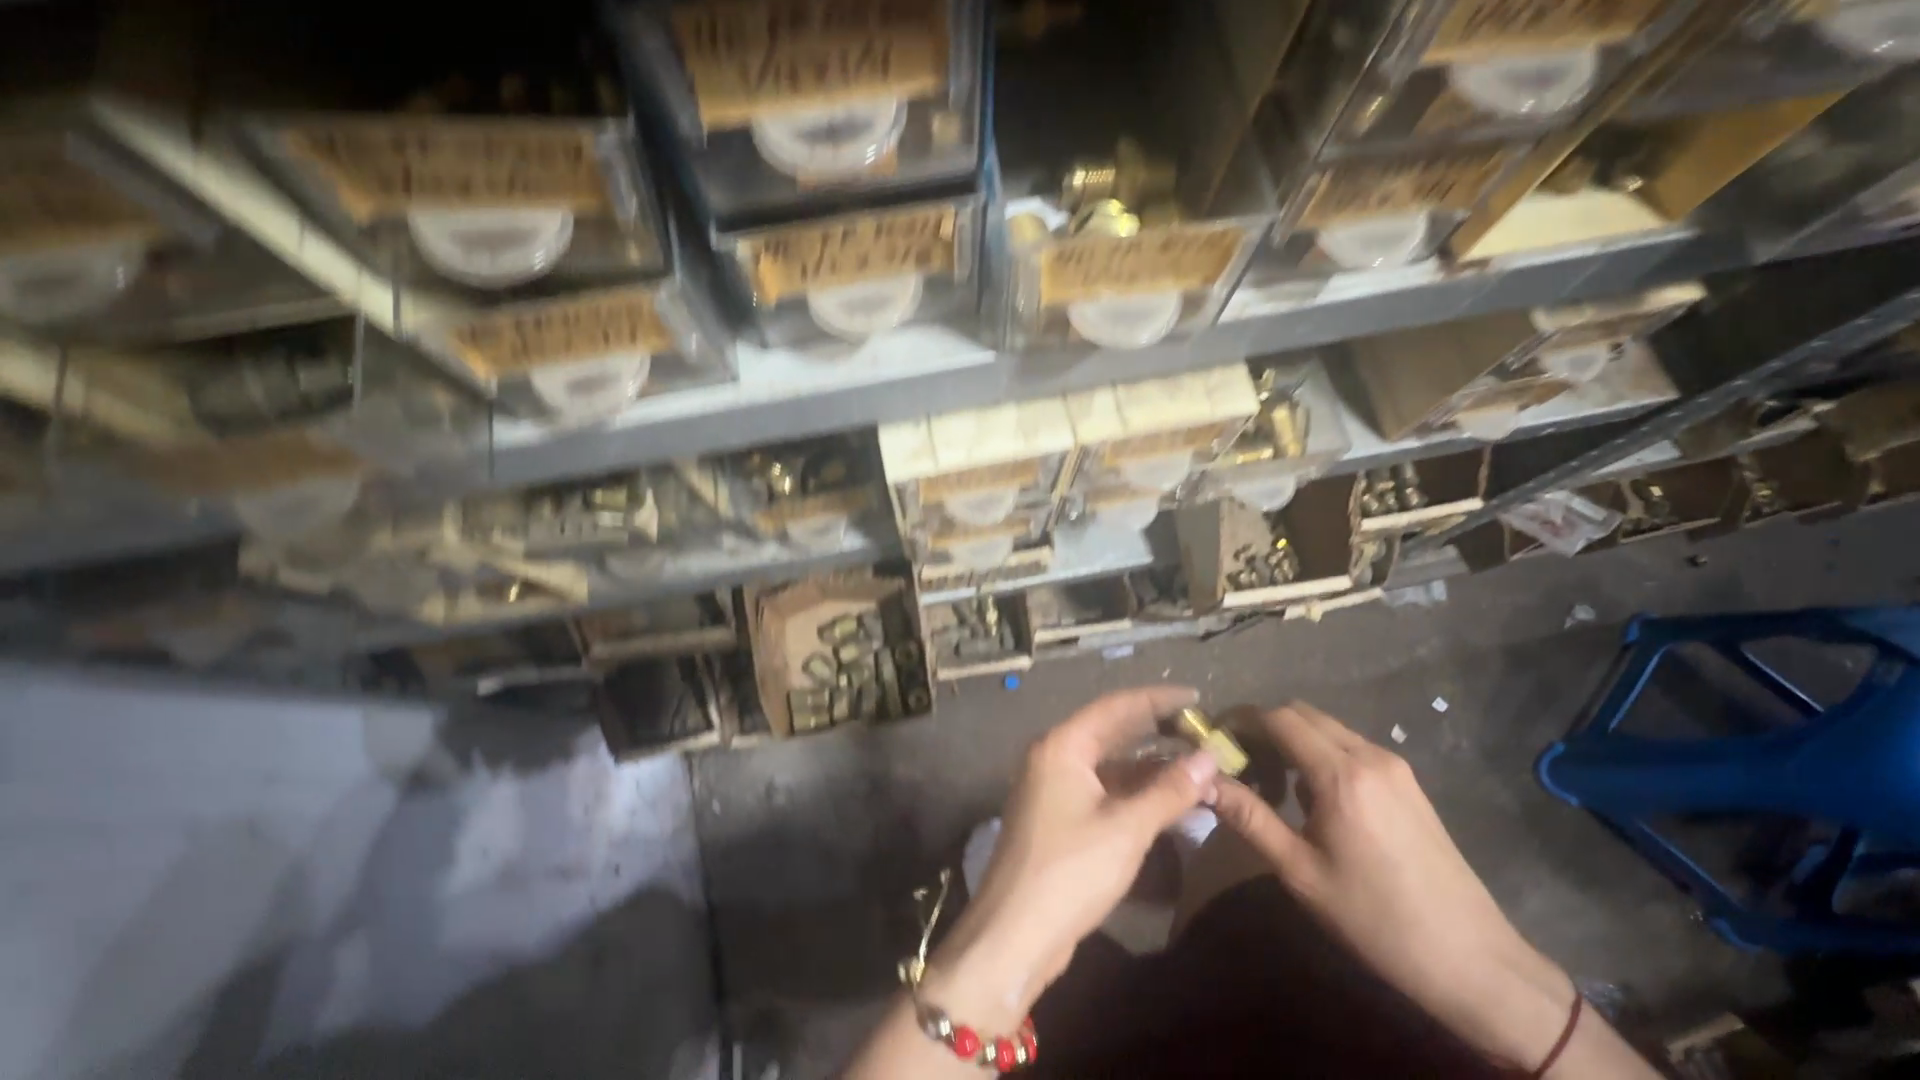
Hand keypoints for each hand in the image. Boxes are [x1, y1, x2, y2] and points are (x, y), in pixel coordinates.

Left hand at [927, 686, 1219, 1017]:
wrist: (1015, 934)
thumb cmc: (1070, 872)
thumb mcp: (1127, 829)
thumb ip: (1170, 790)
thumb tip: (1209, 757)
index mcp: (1061, 747)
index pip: (1116, 707)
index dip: (1159, 700)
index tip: (1198, 698)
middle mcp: (1053, 759)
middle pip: (1111, 733)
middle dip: (1157, 733)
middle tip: (1204, 733)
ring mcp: (1052, 790)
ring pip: (1109, 767)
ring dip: (1150, 769)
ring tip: (1198, 771)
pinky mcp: (1058, 821)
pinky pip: (1103, 792)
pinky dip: (1135, 794)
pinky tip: (1169, 804)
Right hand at [1211, 702, 1575, 1068]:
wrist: (1470, 957)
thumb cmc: (1374, 918)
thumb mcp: (1300, 872)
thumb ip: (1249, 818)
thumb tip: (1201, 781)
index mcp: (1341, 774)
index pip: (1279, 718)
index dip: (1240, 721)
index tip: (1212, 741)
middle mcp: (1370, 756)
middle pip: (1304, 714)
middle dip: (1264, 727)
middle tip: (1235, 762)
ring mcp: (1395, 769)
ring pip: (1330, 729)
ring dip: (1293, 740)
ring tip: (1267, 782)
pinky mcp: (1409, 785)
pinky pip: (1352, 749)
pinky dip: (1321, 755)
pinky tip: (1310, 798)